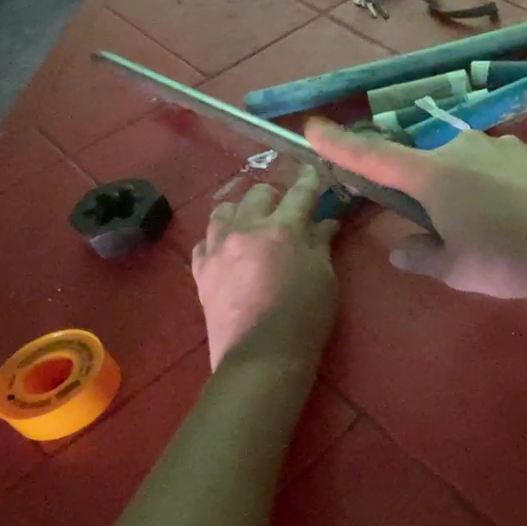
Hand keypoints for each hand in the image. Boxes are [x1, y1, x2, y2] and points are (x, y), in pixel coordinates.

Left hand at [191, 166, 339, 371]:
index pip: (300, 192)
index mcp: (283, 228)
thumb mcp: (325, 276)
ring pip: (224, 210)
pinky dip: (219, 238)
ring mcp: (218, 248)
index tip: (314, 170)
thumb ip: (321, 243)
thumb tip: (326, 222)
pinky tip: (230, 248)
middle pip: (257, 193)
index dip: (310, 179)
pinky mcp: (201, 270)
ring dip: (242, 211)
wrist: (261, 355)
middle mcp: (246, 228)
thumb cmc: (305, 315)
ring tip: (253, 223)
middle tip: (286, 208)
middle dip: (275, 195)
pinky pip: (205, 241)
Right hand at [304, 120, 526, 309]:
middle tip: (435, 227)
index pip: (374, 154)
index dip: (341, 144)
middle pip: (426, 162)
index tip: (314, 127)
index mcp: (433, 173)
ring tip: (486, 234)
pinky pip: (498, 170)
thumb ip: (423, 255)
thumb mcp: (457, 269)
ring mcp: (504, 147)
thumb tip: (403, 249)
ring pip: (466, 166)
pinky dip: (494, 191)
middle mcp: (464, 148)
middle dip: (421, 188)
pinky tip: (517, 223)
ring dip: (462, 191)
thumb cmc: (511, 259)